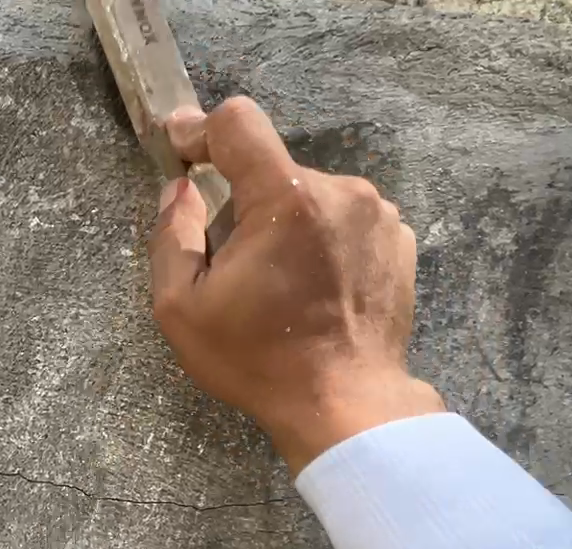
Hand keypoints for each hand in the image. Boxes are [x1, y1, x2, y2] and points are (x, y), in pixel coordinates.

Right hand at [149, 97, 444, 473]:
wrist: (341, 401)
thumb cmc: (253, 358)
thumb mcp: (180, 309)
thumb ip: (172, 239)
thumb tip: (179, 193)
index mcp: (284, 200)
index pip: (239, 125)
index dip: (200, 130)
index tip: (179, 146)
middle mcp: (340, 190)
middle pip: (270, 175)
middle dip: (240, 211)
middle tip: (228, 273)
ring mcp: (378, 213)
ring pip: (307, 200)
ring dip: (280, 229)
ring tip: (273, 291)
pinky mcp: (399, 239)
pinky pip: (341, 223)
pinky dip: (316, 245)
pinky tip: (309, 294)